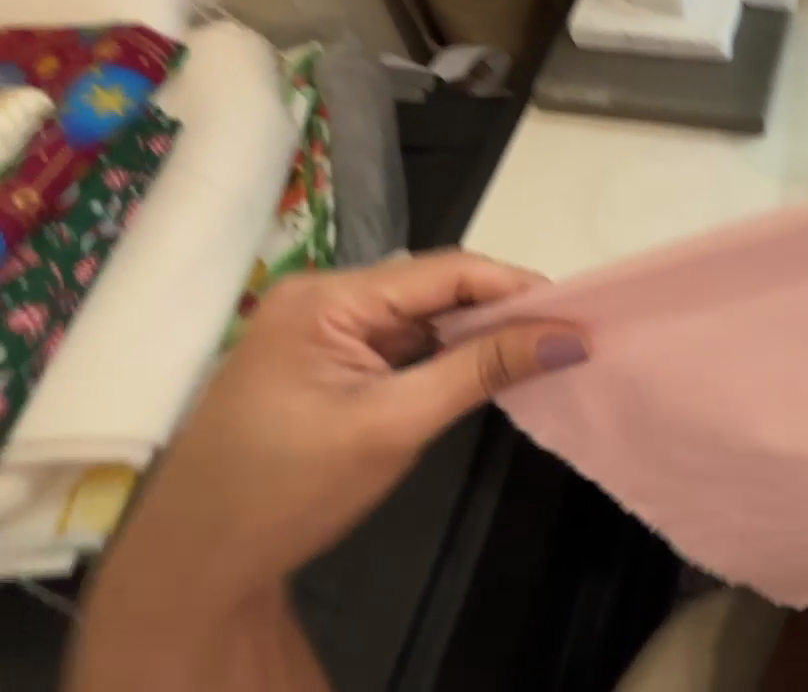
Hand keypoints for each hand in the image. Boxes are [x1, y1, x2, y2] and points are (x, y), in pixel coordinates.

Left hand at [107, 251, 587, 604]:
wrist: (195, 570)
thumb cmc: (289, 489)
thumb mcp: (398, 422)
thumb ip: (487, 368)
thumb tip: (574, 336)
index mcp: (326, 300)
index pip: (447, 272)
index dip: (517, 288)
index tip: (577, 315)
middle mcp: (327, 300)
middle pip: (440, 288)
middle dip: (504, 310)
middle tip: (566, 334)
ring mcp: (329, 331)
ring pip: (431, 315)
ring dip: (484, 332)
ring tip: (541, 348)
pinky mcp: (337, 361)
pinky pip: (413, 342)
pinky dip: (456, 353)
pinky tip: (491, 366)